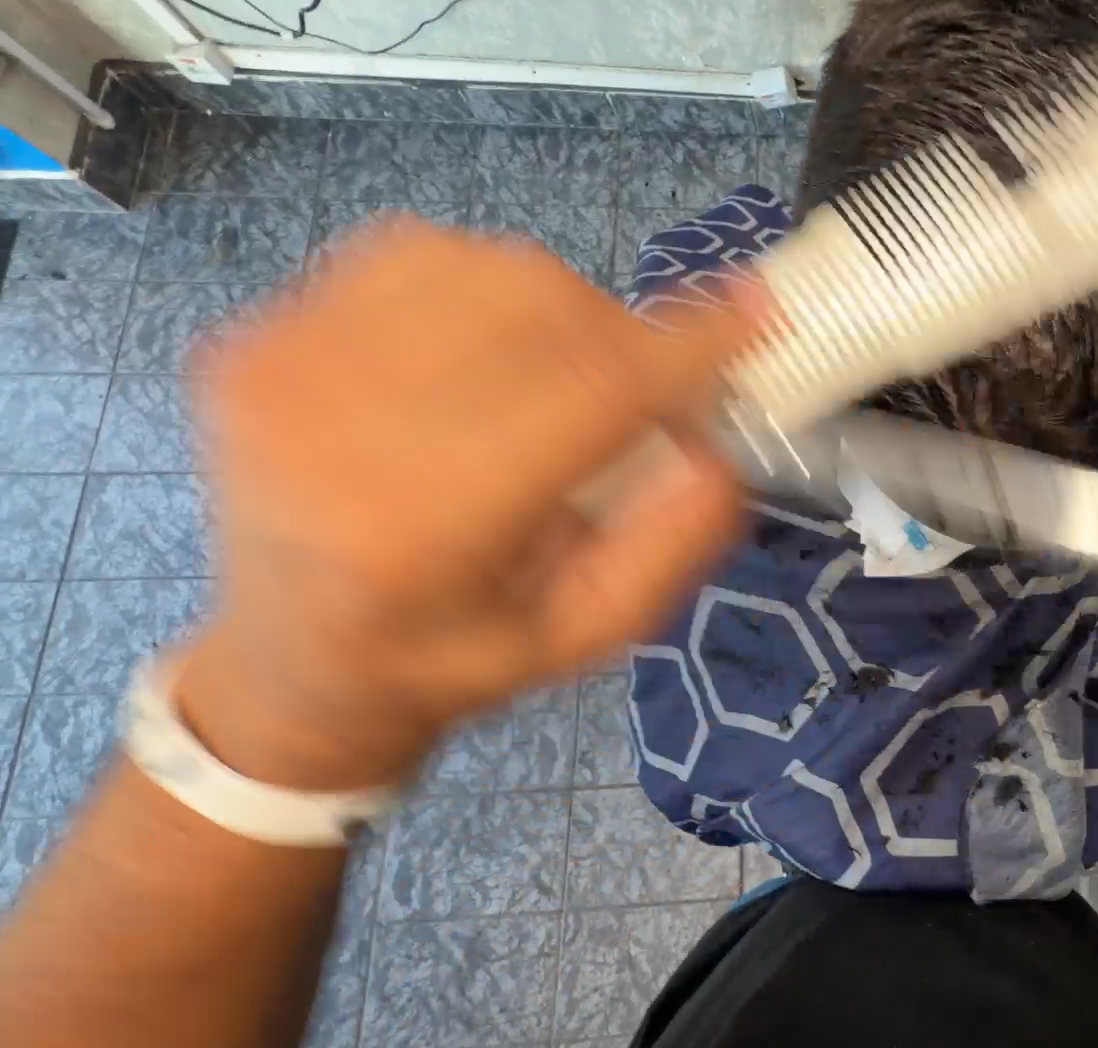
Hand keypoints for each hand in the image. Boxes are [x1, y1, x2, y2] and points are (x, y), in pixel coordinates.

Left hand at [175, 221, 754, 789]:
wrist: (292, 657)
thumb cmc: (460, 655)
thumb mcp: (594, 633)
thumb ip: (673, 542)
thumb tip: (714, 440)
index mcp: (422, 527)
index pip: (586, 392)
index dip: (683, 347)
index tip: (755, 314)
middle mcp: (336, 426)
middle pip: (538, 307)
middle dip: (625, 335)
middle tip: (643, 390)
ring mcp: (283, 364)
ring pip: (483, 265)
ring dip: (561, 310)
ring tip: (562, 376)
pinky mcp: (257, 331)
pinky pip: (416, 255)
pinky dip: (487, 288)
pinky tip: (492, 350)